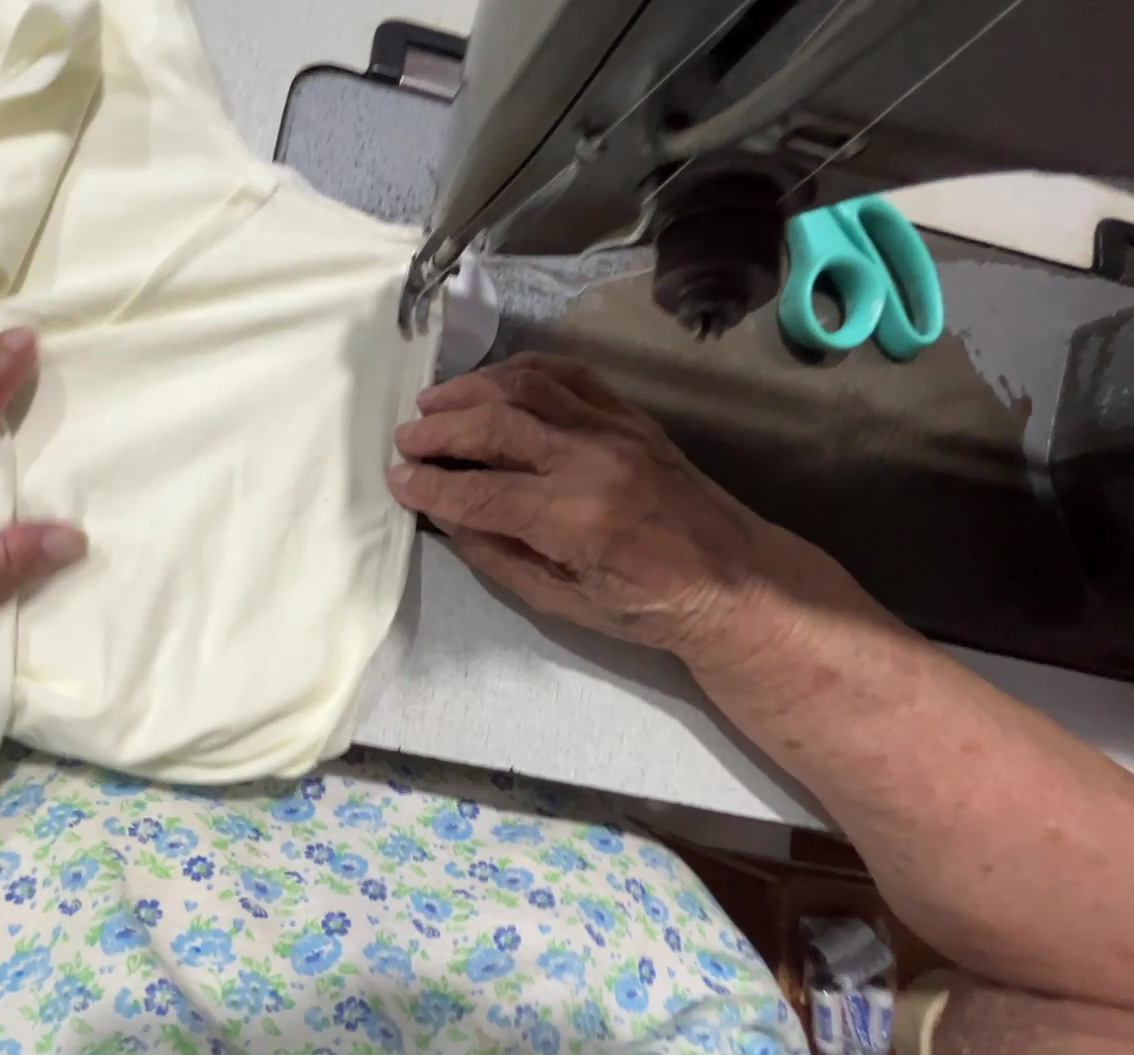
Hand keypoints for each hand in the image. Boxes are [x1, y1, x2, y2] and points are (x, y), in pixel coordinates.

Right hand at [387, 353, 807, 667]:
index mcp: (578, 518)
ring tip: (433, 403)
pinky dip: (521, 370)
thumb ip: (496, 554)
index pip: (482, 493)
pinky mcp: (630, 415)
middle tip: (404, 440)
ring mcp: (616, 429)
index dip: (430, 487)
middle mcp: (594, 460)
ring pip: (527, 387)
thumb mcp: (560, 601)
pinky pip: (568, 374)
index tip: (396, 481)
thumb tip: (446, 515)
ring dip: (470, 390)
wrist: (737, 580)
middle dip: (439, 431)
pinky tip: (492, 382)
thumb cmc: (646, 606)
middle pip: (496, 426)